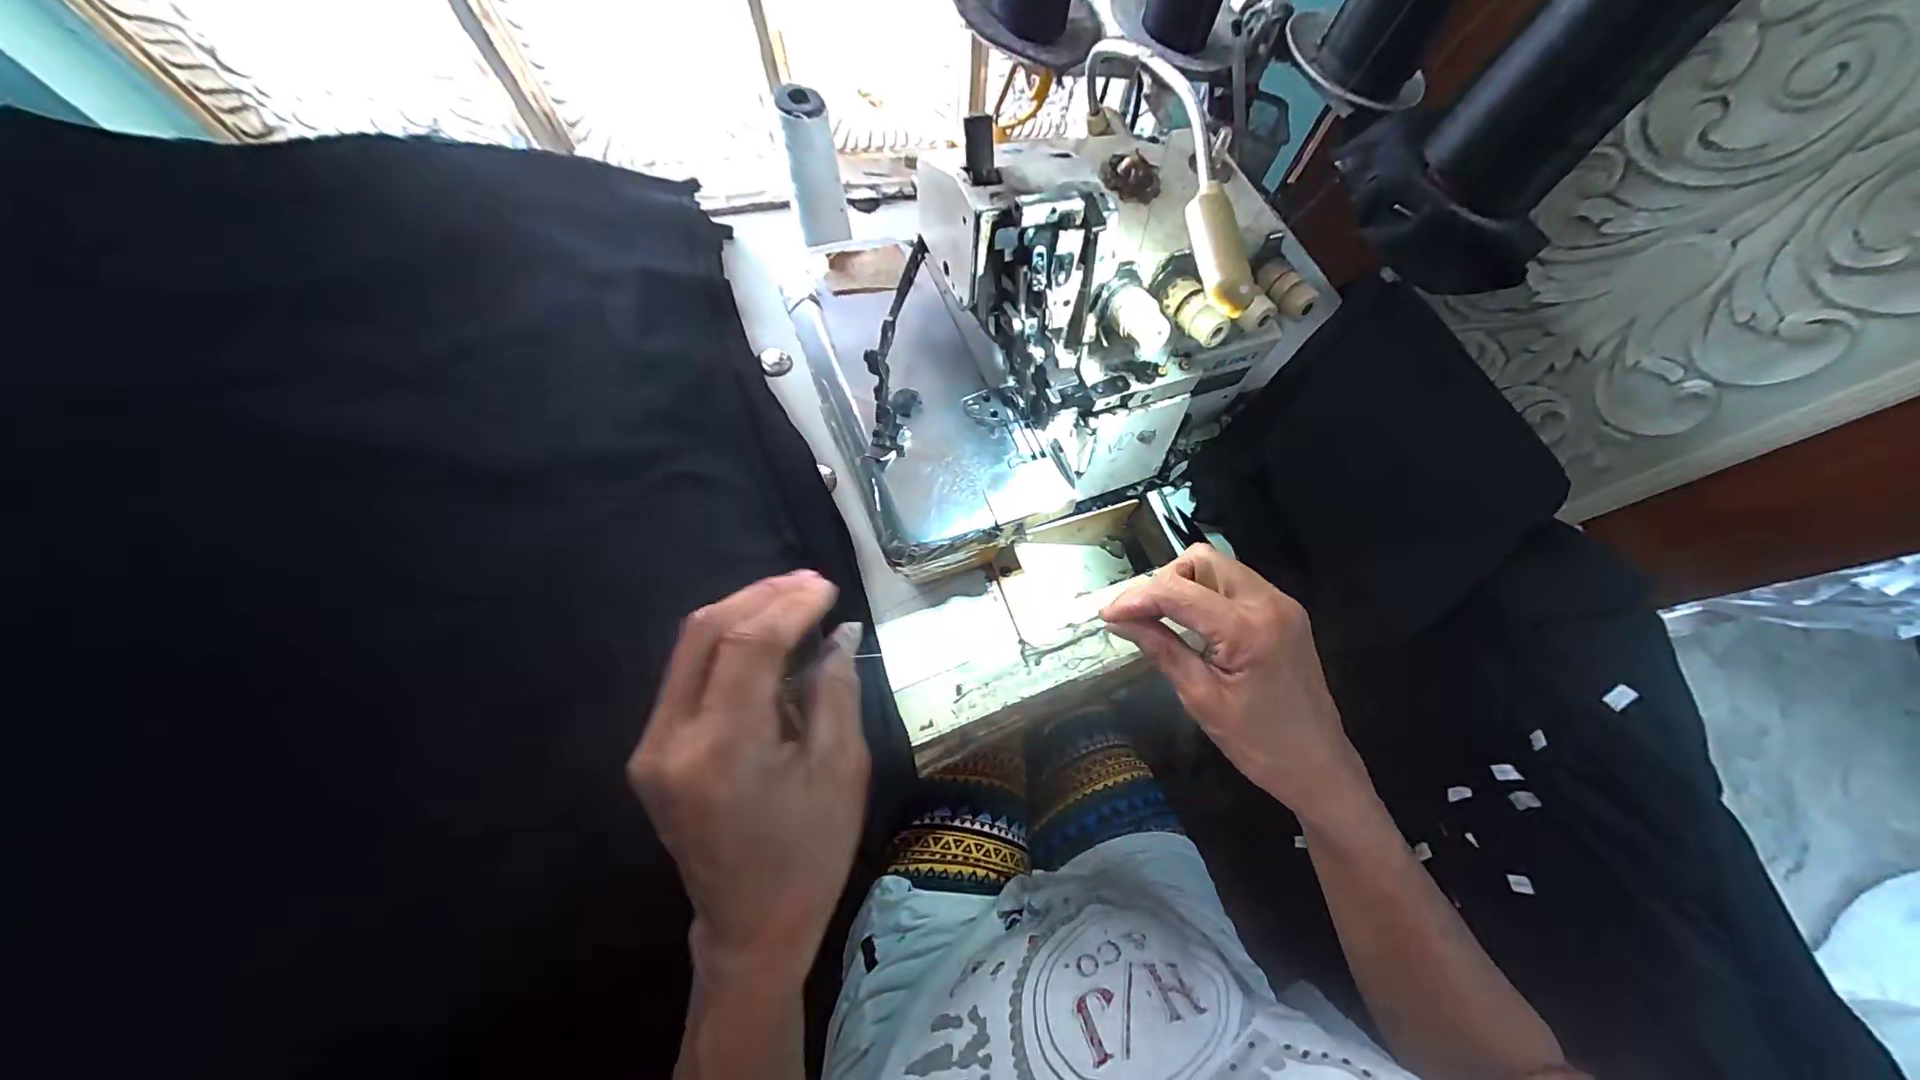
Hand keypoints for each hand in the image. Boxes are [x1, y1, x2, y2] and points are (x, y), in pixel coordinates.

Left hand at [628, 570, 869, 987]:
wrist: (752, 926)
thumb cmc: (810, 854)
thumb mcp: (841, 770)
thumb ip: (835, 690)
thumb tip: (839, 632)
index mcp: (722, 752)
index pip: (748, 645)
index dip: (790, 604)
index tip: (827, 587)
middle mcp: (670, 741)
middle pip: (706, 633)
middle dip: (761, 596)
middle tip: (811, 583)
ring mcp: (652, 747)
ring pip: (690, 647)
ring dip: (742, 612)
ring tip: (794, 598)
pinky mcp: (653, 752)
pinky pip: (688, 674)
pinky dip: (728, 644)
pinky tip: (767, 637)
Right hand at [1100, 544, 1366, 816]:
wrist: (1319, 766)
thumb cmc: (1258, 743)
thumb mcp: (1200, 698)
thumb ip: (1160, 648)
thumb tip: (1119, 620)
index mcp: (1248, 628)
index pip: (1178, 591)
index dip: (1136, 598)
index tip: (1108, 614)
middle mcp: (1269, 602)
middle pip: (1201, 560)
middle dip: (1163, 582)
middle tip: (1141, 616)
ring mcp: (1281, 604)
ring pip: (1218, 566)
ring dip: (1184, 584)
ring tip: (1162, 619)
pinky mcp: (1284, 612)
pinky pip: (1234, 584)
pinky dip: (1205, 593)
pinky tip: (1192, 623)